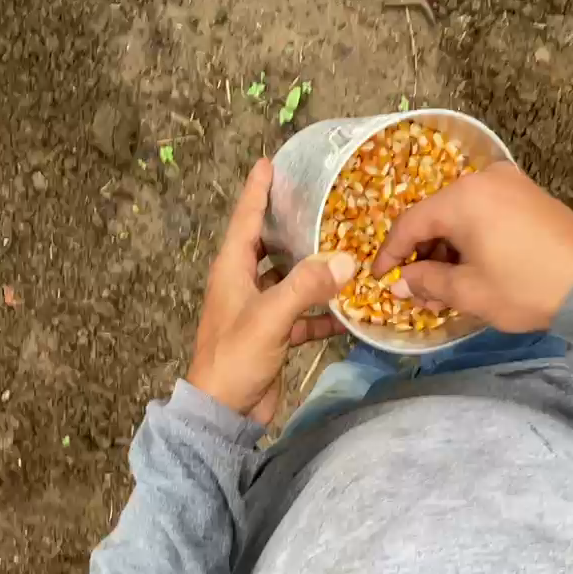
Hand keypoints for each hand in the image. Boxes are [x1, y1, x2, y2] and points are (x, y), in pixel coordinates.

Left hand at [188, 159, 353, 424]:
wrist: (224, 411)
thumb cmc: (236, 357)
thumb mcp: (270, 317)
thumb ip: (306, 286)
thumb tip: (346, 259)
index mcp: (231, 270)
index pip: (245, 220)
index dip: (257, 191)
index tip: (269, 162)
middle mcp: (243, 285)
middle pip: (268, 246)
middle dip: (291, 227)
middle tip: (319, 204)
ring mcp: (259, 312)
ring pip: (289, 281)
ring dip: (314, 272)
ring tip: (344, 252)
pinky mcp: (274, 337)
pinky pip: (301, 316)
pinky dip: (322, 313)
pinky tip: (348, 311)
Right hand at [372, 163, 572, 332]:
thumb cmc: (524, 288)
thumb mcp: (468, 291)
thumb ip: (426, 282)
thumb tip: (400, 284)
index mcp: (463, 198)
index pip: (410, 223)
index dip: (390, 254)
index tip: (378, 278)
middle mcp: (484, 179)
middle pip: (435, 216)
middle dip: (421, 255)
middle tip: (415, 290)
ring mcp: (510, 183)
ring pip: (460, 215)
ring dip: (446, 250)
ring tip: (443, 288)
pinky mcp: (528, 195)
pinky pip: (484, 213)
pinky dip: (469, 240)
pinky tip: (469, 269)